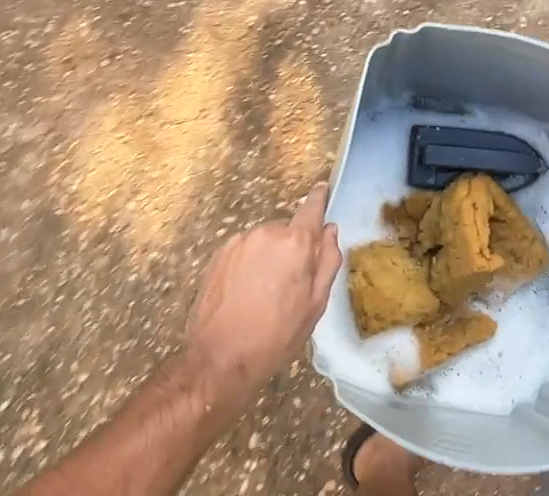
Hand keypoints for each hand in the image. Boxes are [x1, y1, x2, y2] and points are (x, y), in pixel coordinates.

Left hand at [184, 183, 341, 394]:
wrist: (218, 360)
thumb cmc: (276, 336)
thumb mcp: (315, 304)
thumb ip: (328, 261)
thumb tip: (329, 231)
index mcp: (296, 242)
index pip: (312, 207)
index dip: (319, 198)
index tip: (322, 189)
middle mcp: (267, 232)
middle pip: (288, 230)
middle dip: (293, 247)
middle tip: (292, 282)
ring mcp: (239, 242)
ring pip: (265, 241)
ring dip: (270, 256)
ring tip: (265, 293)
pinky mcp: (218, 255)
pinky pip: (244, 251)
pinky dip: (249, 264)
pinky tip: (246, 293)